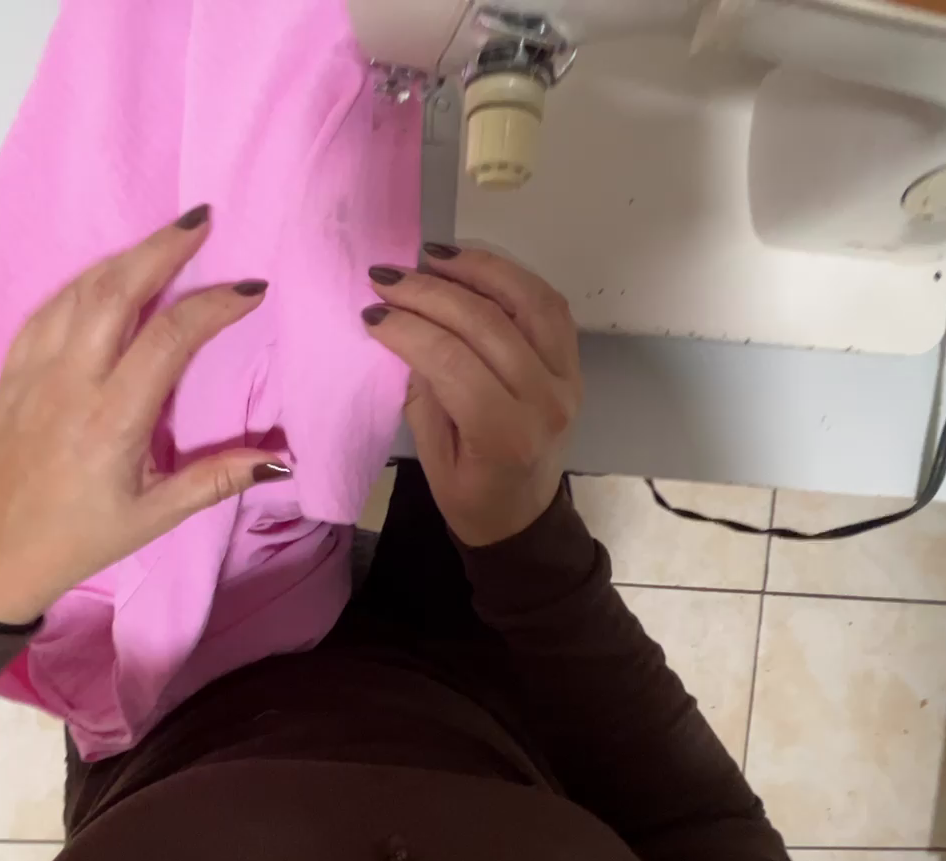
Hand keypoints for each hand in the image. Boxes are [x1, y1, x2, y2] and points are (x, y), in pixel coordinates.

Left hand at [0, 205, 288, 624]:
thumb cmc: (81, 538)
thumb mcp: (155, 516)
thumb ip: (217, 479)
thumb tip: (281, 459)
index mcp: (112, 418)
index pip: (170, 338)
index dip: (214, 306)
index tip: (250, 289)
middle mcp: (70, 381)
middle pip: (117, 291)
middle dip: (162, 248)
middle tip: (202, 218)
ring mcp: (34, 371)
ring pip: (79, 291)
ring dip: (125, 257)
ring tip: (164, 239)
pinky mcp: (12, 372)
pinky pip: (49, 310)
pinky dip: (84, 283)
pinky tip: (106, 277)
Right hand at [362, 244, 581, 546]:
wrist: (524, 519)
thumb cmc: (471, 500)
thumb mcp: (433, 459)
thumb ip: (423, 394)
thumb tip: (407, 331)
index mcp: (505, 436)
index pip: (452, 362)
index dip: (407, 329)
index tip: (371, 311)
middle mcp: (545, 400)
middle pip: (486, 323)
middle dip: (429, 292)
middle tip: (387, 276)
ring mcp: (567, 378)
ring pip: (528, 300)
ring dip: (478, 268)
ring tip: (432, 256)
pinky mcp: (573, 365)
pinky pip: (548, 306)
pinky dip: (512, 279)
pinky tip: (475, 270)